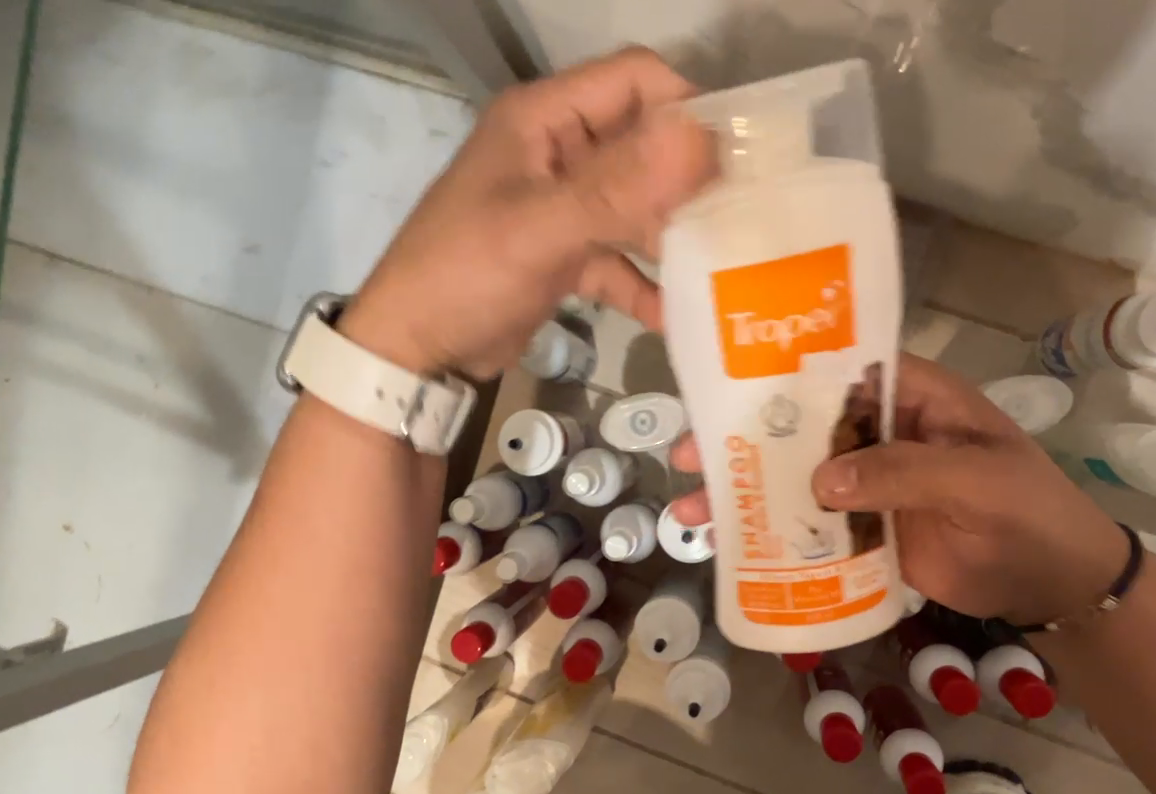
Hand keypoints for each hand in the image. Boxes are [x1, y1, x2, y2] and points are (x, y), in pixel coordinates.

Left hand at [338, 48, 716, 378]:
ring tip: (720, 267)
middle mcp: (557, 154)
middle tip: (739, 218)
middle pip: (641, 146)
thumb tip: (700, 140)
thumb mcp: (538, 228)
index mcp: (543, 121)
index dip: (685, 108)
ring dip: (671, 236)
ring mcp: (561, 209)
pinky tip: (674, 316)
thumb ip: (616, 188)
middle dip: (688, 180)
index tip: (732, 158)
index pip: (632, 81)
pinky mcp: (563, 257)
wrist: (416, 351)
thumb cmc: (463, 275)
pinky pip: (616, 261)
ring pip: (634, 207)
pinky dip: (642, 286)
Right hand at [666, 354, 1128, 624]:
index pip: (840, 374)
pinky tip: (731, 543)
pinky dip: (772, 532)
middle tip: (688, 455)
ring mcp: (867, 485)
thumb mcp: (975, 481)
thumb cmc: (1028, 512)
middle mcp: (880, 435)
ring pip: (796, 480)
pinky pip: (809, 524)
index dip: (784, 377)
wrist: (1050, 583)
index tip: (727, 387)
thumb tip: (818, 481)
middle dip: (746, 441)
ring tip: (692, 510)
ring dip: (747, 491)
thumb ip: (902, 472)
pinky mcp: (861, 529)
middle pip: (802, 430)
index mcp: (912, 401)